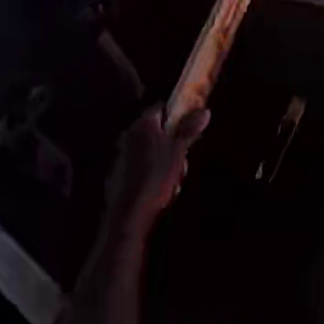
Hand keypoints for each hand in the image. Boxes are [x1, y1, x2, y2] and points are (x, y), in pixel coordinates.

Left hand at [105, 106, 209, 229]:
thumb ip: (189, 130)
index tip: (189, 129)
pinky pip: (140, 165)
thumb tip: (204, 111)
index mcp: (143, 124)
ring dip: (163, 159)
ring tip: (172, 179)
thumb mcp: (178, 152)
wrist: (129, 214)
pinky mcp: (118, 173)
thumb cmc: (156, 177)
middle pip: (156, 131)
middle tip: (182, 160)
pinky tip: (158, 188)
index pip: (162, 108)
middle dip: (172, 143)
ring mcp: (121, 154)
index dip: (177, 116)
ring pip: (150, 150)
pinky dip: (150, 171)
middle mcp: (129, 134)